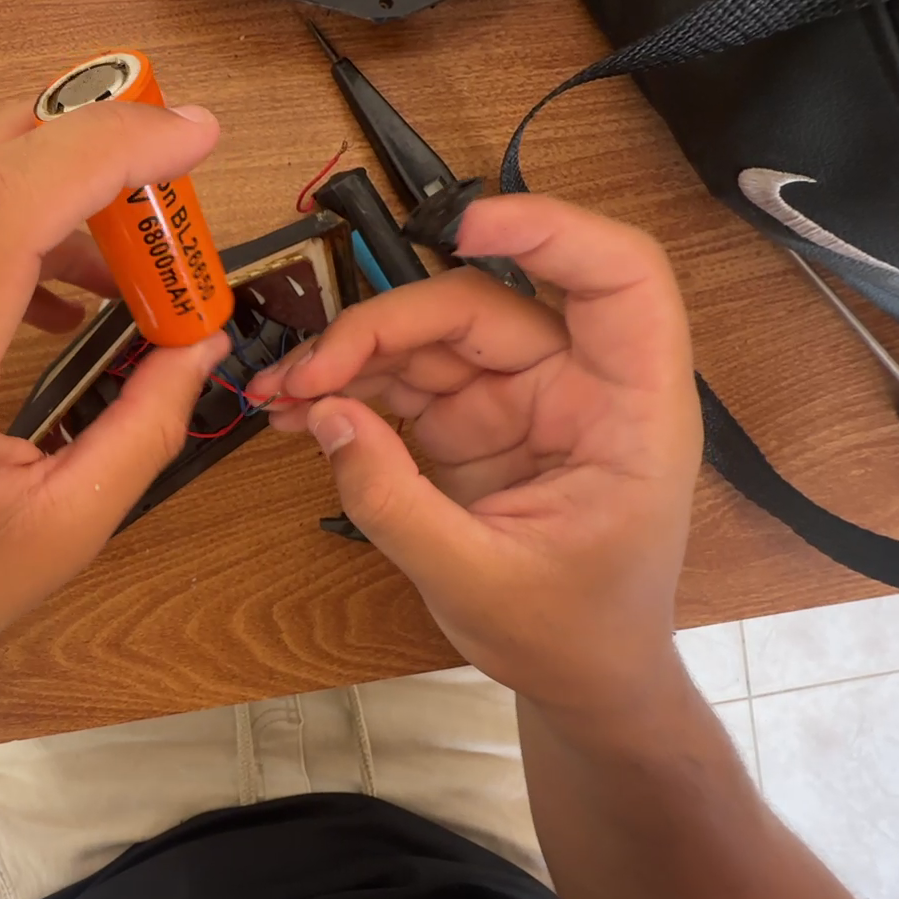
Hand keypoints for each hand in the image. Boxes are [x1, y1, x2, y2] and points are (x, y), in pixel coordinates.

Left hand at [0, 100, 230, 700]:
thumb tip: (198, 343)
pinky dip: (1, 230)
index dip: (103, 147)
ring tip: (121, 257)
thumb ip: (143, 426)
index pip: (2, 208)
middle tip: (165, 176)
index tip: (189, 136)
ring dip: (44, 188)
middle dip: (82, 139)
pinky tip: (51, 293)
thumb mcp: (62, 532)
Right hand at [246, 195, 700, 712]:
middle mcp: (568, 385)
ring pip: (420, 340)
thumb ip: (393, 501)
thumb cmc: (563, 632)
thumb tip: (326, 416)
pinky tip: (295, 412)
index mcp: (622, 411)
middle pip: (471, 309)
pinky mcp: (461, 421)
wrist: (569, 673)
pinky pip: (395, 382)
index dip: (548, 232)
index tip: (460, 225)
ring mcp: (509, 399)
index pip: (615, 280)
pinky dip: (342, 391)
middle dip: (377, 330)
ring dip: (343, 358)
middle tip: (301, 377)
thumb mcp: (475, 578)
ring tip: (276, 394)